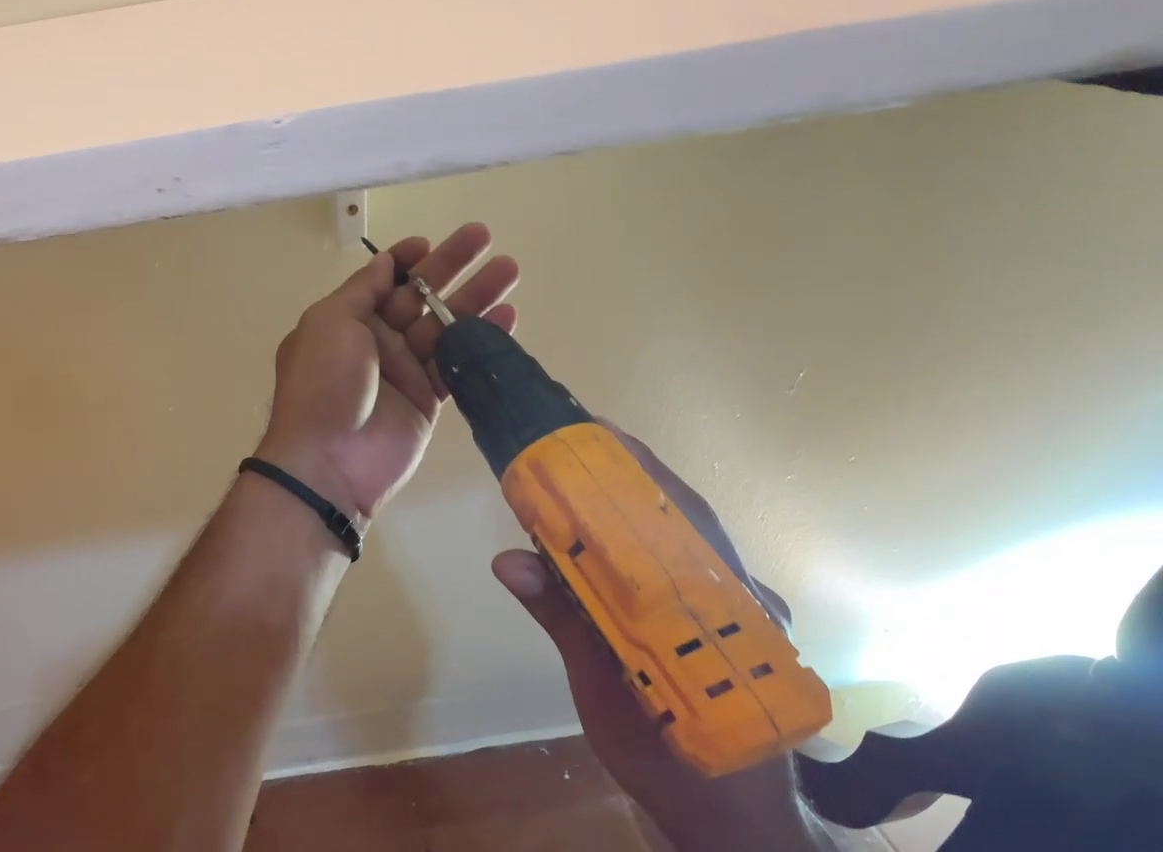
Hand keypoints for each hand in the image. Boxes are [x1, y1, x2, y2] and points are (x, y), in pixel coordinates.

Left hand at [254, 222, 519, 519]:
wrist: (329, 460)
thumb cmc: (323, 382)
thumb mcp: (330, 322)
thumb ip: (362, 290)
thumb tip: (384, 262)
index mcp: (346, 319)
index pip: (381, 280)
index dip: (405, 260)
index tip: (430, 243)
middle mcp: (375, 341)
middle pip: (419, 296)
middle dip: (450, 266)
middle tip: (486, 237)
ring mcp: (403, 370)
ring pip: (445, 325)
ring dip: (475, 298)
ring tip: (510, 269)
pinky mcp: (428, 400)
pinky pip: (459, 363)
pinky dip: (482, 341)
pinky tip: (508, 318)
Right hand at [490, 422, 827, 850]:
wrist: (723, 816)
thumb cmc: (667, 756)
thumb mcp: (607, 691)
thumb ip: (563, 619)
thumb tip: (509, 560)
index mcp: (717, 606)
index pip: (676, 516)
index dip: (634, 469)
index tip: (591, 431)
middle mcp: (735, 594)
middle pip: (682, 512)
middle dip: (630, 469)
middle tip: (575, 435)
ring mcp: (734, 606)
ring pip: (685, 532)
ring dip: (635, 494)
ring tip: (584, 464)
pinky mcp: (721, 620)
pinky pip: (683, 559)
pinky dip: (642, 530)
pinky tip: (606, 523)